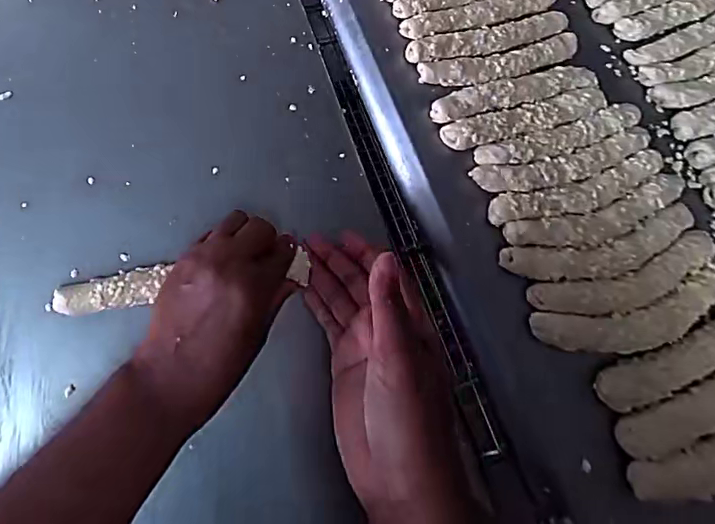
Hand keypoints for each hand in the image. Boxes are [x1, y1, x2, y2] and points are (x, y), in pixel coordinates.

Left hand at [128, 210, 296, 431]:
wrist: (169, 375)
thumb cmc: (218, 367)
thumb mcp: (257, 335)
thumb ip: (275, 299)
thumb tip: (289, 277)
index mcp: (252, 288)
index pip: (282, 252)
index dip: (288, 255)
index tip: (287, 258)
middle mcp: (228, 264)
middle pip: (260, 227)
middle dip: (268, 240)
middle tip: (265, 256)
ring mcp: (203, 257)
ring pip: (235, 221)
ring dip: (244, 234)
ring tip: (242, 254)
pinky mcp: (184, 257)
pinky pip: (210, 234)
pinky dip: (221, 242)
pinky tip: (220, 262)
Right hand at [303, 233, 479, 523]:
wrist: (398, 479)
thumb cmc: (412, 424)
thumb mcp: (399, 359)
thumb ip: (388, 307)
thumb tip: (386, 259)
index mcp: (407, 323)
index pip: (386, 276)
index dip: (366, 253)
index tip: (345, 235)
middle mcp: (385, 329)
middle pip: (359, 283)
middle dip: (338, 260)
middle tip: (313, 240)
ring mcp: (364, 346)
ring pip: (341, 300)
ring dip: (324, 277)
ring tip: (303, 255)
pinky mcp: (344, 363)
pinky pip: (329, 323)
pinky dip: (317, 304)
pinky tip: (304, 289)